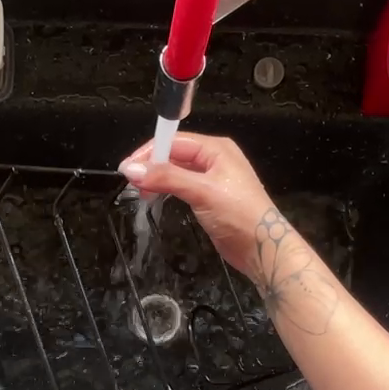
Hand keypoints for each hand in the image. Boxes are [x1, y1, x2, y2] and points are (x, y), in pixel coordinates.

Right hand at [118, 132, 282, 280]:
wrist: (262, 248)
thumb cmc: (240, 215)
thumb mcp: (202, 191)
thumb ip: (167, 178)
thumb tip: (133, 170)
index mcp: (216, 149)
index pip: (174, 141)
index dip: (149, 152)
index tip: (127, 168)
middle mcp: (214, 159)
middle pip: (174, 154)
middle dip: (151, 166)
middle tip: (130, 182)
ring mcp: (211, 179)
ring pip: (176, 171)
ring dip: (157, 179)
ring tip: (140, 192)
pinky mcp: (209, 198)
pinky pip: (182, 186)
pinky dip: (166, 189)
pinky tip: (156, 197)